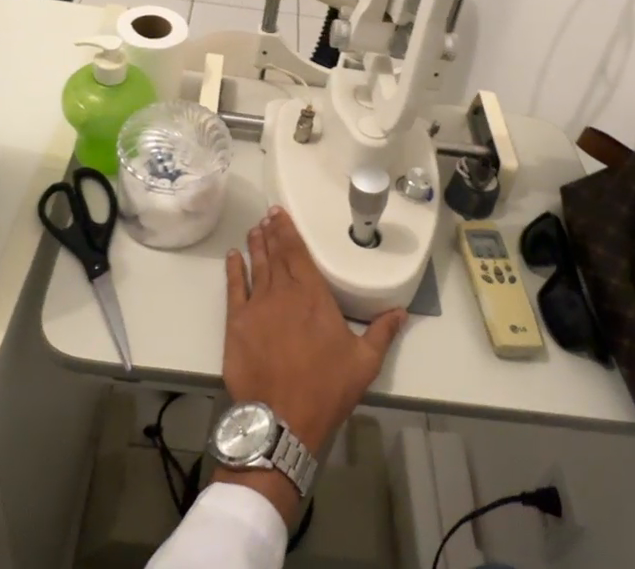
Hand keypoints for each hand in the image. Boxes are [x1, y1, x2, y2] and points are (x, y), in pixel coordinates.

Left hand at [222, 207, 407, 457]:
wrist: (282, 419)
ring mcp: (256, 306)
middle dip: (271, 233)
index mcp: (313, 296)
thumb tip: (401, 311)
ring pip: (256, 266)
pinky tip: (233, 257)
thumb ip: (381, 332)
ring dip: (255, 246)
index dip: (288, 231)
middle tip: (267, 216)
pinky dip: (234, 270)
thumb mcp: (364, 362)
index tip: (280, 214)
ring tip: (254, 230)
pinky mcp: (237, 324)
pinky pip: (234, 288)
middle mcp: (282, 293)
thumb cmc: (326, 388)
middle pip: (275, 255)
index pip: (297, 253)